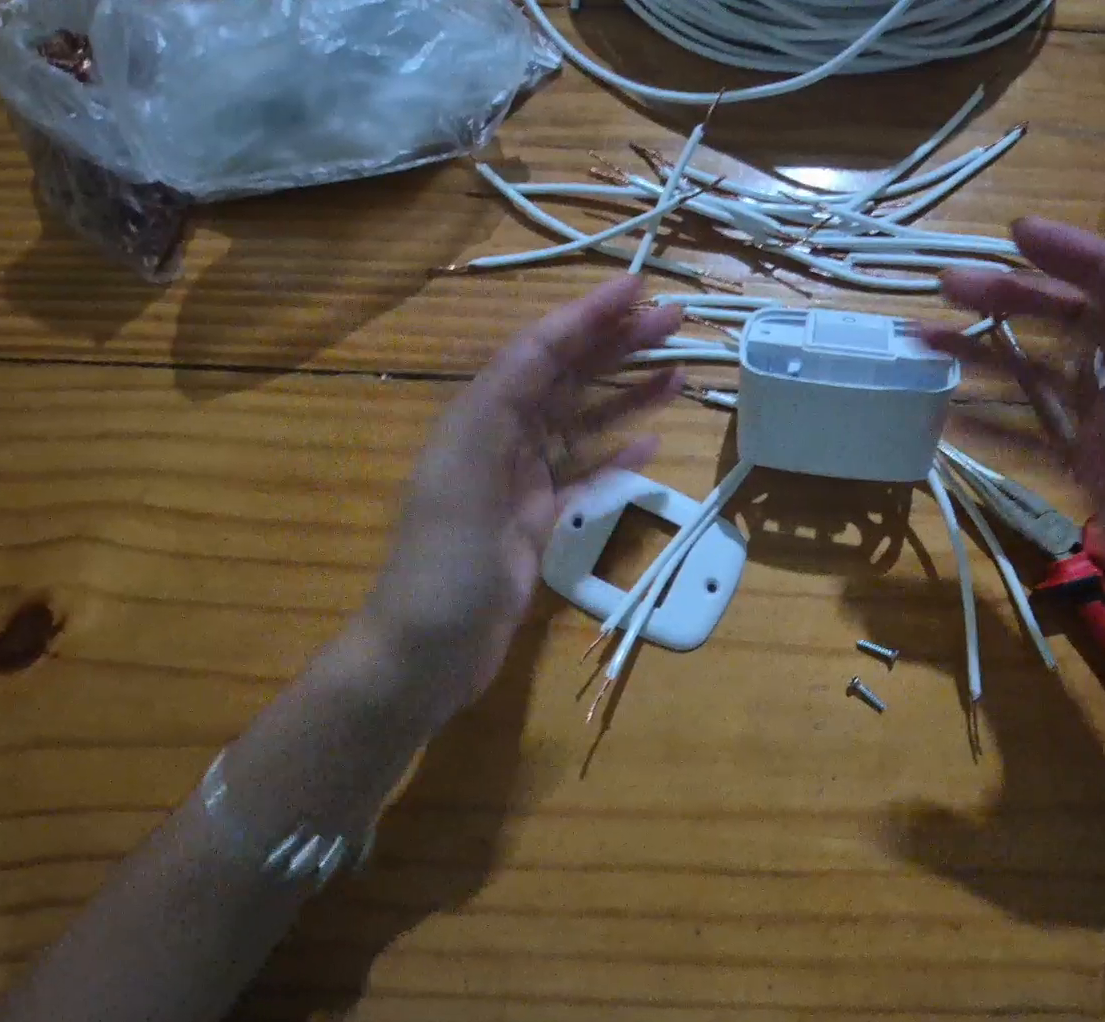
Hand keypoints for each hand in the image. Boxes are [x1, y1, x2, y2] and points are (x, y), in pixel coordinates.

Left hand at [359, 276, 683, 711]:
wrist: (427, 650)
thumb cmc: (443, 565)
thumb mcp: (463, 474)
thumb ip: (499, 406)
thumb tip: (541, 346)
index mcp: (479, 419)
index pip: (540, 351)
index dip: (587, 315)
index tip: (637, 287)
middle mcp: (502, 440)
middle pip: (568, 380)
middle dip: (618, 346)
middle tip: (676, 321)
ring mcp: (523, 483)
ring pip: (583, 426)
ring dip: (627, 396)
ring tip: (677, 374)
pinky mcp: (539, 523)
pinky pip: (586, 479)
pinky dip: (617, 458)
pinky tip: (651, 445)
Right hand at [923, 219, 1104, 668]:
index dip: (1077, 257)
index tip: (1016, 237)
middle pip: (1075, 325)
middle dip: (1014, 299)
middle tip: (948, 286)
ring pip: (1042, 380)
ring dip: (987, 358)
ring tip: (928, 342)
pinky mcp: (1094, 475)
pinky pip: (1034, 440)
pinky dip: (992, 427)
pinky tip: (949, 416)